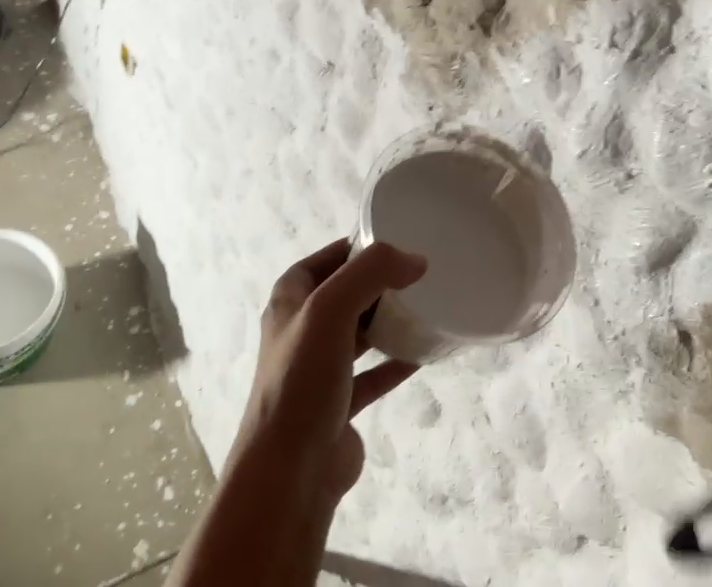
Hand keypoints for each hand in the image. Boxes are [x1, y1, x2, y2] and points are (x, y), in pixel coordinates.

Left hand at [168, 239, 427, 586]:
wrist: (290, 469)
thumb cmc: (302, 380)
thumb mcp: (330, 310)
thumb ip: (371, 273)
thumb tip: (415, 261)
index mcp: (288, 305)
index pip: (319, 263)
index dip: (349, 249)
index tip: (391, 241)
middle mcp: (299, 334)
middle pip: (341, 297)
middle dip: (374, 284)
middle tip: (415, 274)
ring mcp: (318, 372)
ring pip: (357, 335)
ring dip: (386, 322)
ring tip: (423, 308)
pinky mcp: (338, 405)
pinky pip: (373, 374)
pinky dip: (395, 363)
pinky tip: (423, 355)